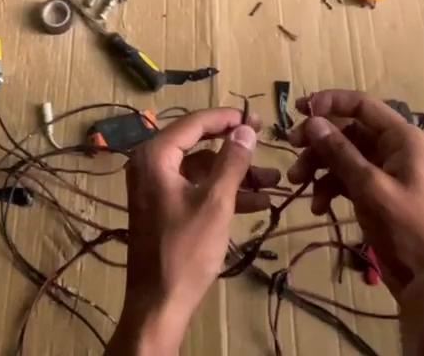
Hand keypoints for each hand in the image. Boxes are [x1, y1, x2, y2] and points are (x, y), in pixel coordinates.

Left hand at [109, 108, 279, 354]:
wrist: (158, 304)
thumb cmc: (185, 250)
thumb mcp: (215, 203)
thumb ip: (232, 162)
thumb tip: (246, 129)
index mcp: (155, 155)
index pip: (194, 123)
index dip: (226, 119)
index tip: (255, 118)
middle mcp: (150, 163)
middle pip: (198, 144)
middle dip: (235, 148)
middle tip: (264, 141)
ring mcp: (156, 186)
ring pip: (201, 168)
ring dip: (235, 173)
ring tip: (273, 179)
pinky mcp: (164, 206)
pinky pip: (195, 188)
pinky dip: (222, 192)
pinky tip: (257, 202)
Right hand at [283, 89, 423, 293]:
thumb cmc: (408, 229)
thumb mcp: (371, 188)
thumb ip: (341, 153)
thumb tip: (313, 121)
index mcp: (402, 138)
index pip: (361, 105)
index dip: (329, 102)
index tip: (299, 110)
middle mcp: (394, 148)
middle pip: (347, 130)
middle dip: (318, 140)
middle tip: (291, 146)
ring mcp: (384, 171)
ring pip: (342, 154)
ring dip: (318, 165)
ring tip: (298, 183)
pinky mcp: (376, 193)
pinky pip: (345, 178)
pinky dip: (329, 188)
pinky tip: (318, 207)